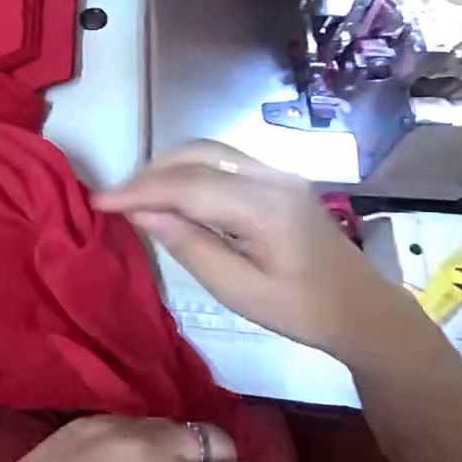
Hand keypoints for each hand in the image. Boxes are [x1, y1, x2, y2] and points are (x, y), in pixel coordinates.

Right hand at [93, 140, 417, 359]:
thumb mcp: (238, 290)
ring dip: (168, 168)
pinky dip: (189, 171)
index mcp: (266, 207)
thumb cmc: (301, 310)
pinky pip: (223, 163)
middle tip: (116, 201)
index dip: (139, 190)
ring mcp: (277, 174)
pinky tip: (173, 193)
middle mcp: (272, 177)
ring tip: (137, 196)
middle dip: (150, 173)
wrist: (362, 309)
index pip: (189, 186)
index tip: (99, 201)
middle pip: (198, 156)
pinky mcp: (277, 180)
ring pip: (209, 152)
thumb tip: (143, 212)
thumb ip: (189, 245)